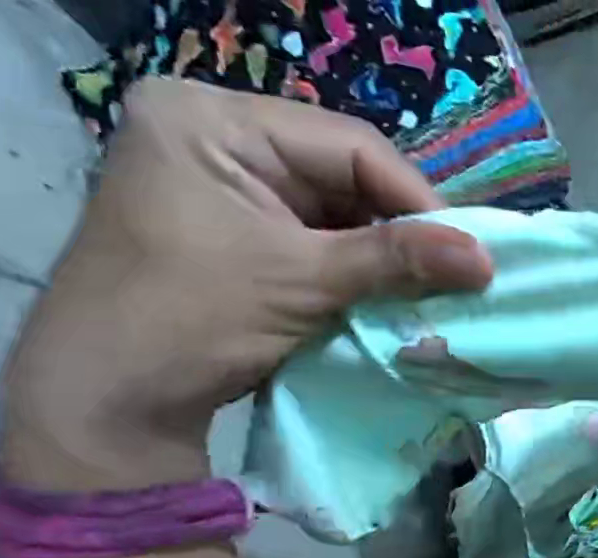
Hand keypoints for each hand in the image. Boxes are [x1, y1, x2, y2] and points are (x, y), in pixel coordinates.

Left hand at [0, 78, 493, 490]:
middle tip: (457, 274)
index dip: (418, 199)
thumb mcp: (302, 281)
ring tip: (433, 289)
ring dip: (386, 256)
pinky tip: (392, 297)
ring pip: (338, 213)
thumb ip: (396, 261)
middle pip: (345, 176)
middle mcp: (219, 139)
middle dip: (403, 230)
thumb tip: (486, 259)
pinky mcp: (240, 234)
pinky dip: (359, 272)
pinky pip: (319, 242)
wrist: (111, 396)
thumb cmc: (192, 319)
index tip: (471, 251)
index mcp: (213, 120)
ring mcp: (229, 188)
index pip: (349, 145)